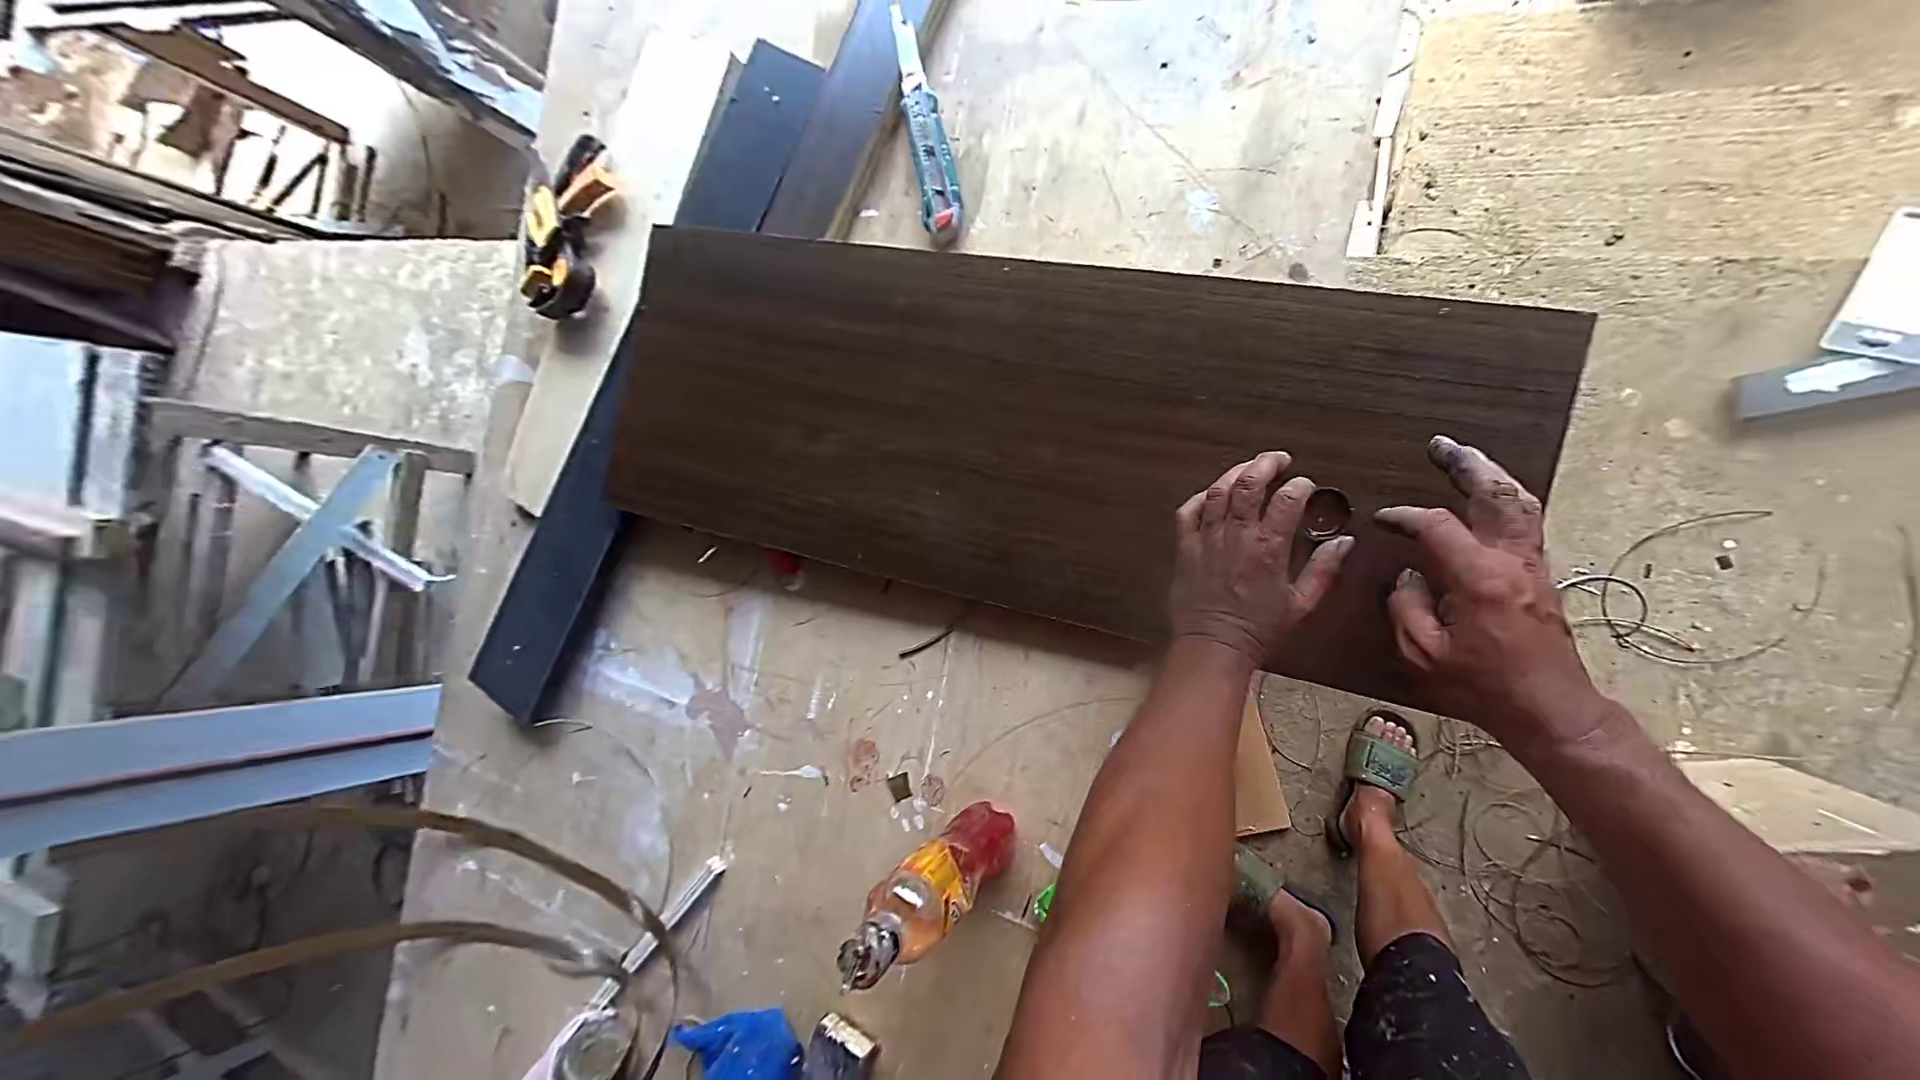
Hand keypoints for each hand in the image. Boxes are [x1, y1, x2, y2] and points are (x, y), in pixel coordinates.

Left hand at [1169, 451, 1354, 665]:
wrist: (1214, 645)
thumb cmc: (1257, 630)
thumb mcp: (1302, 603)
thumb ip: (1325, 569)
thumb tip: (1344, 543)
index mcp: (1268, 548)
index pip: (1287, 499)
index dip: (1299, 485)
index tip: (1305, 485)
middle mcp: (1236, 537)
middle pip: (1248, 484)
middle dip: (1265, 464)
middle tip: (1278, 460)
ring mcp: (1208, 540)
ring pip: (1217, 492)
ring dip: (1234, 474)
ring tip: (1248, 468)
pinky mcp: (1186, 548)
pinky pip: (1188, 512)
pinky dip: (1200, 497)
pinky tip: (1212, 493)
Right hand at [1376, 436, 1608, 751]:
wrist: (1548, 708)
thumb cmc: (1483, 685)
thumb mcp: (1422, 652)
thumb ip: (1406, 606)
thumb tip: (1408, 576)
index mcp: (1481, 579)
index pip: (1436, 527)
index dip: (1404, 517)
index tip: (1381, 520)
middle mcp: (1514, 563)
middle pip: (1498, 496)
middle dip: (1468, 465)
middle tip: (1440, 445)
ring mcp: (1533, 566)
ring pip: (1520, 503)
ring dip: (1490, 476)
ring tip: (1463, 459)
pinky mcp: (1540, 576)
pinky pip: (1524, 521)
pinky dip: (1502, 498)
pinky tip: (1483, 496)